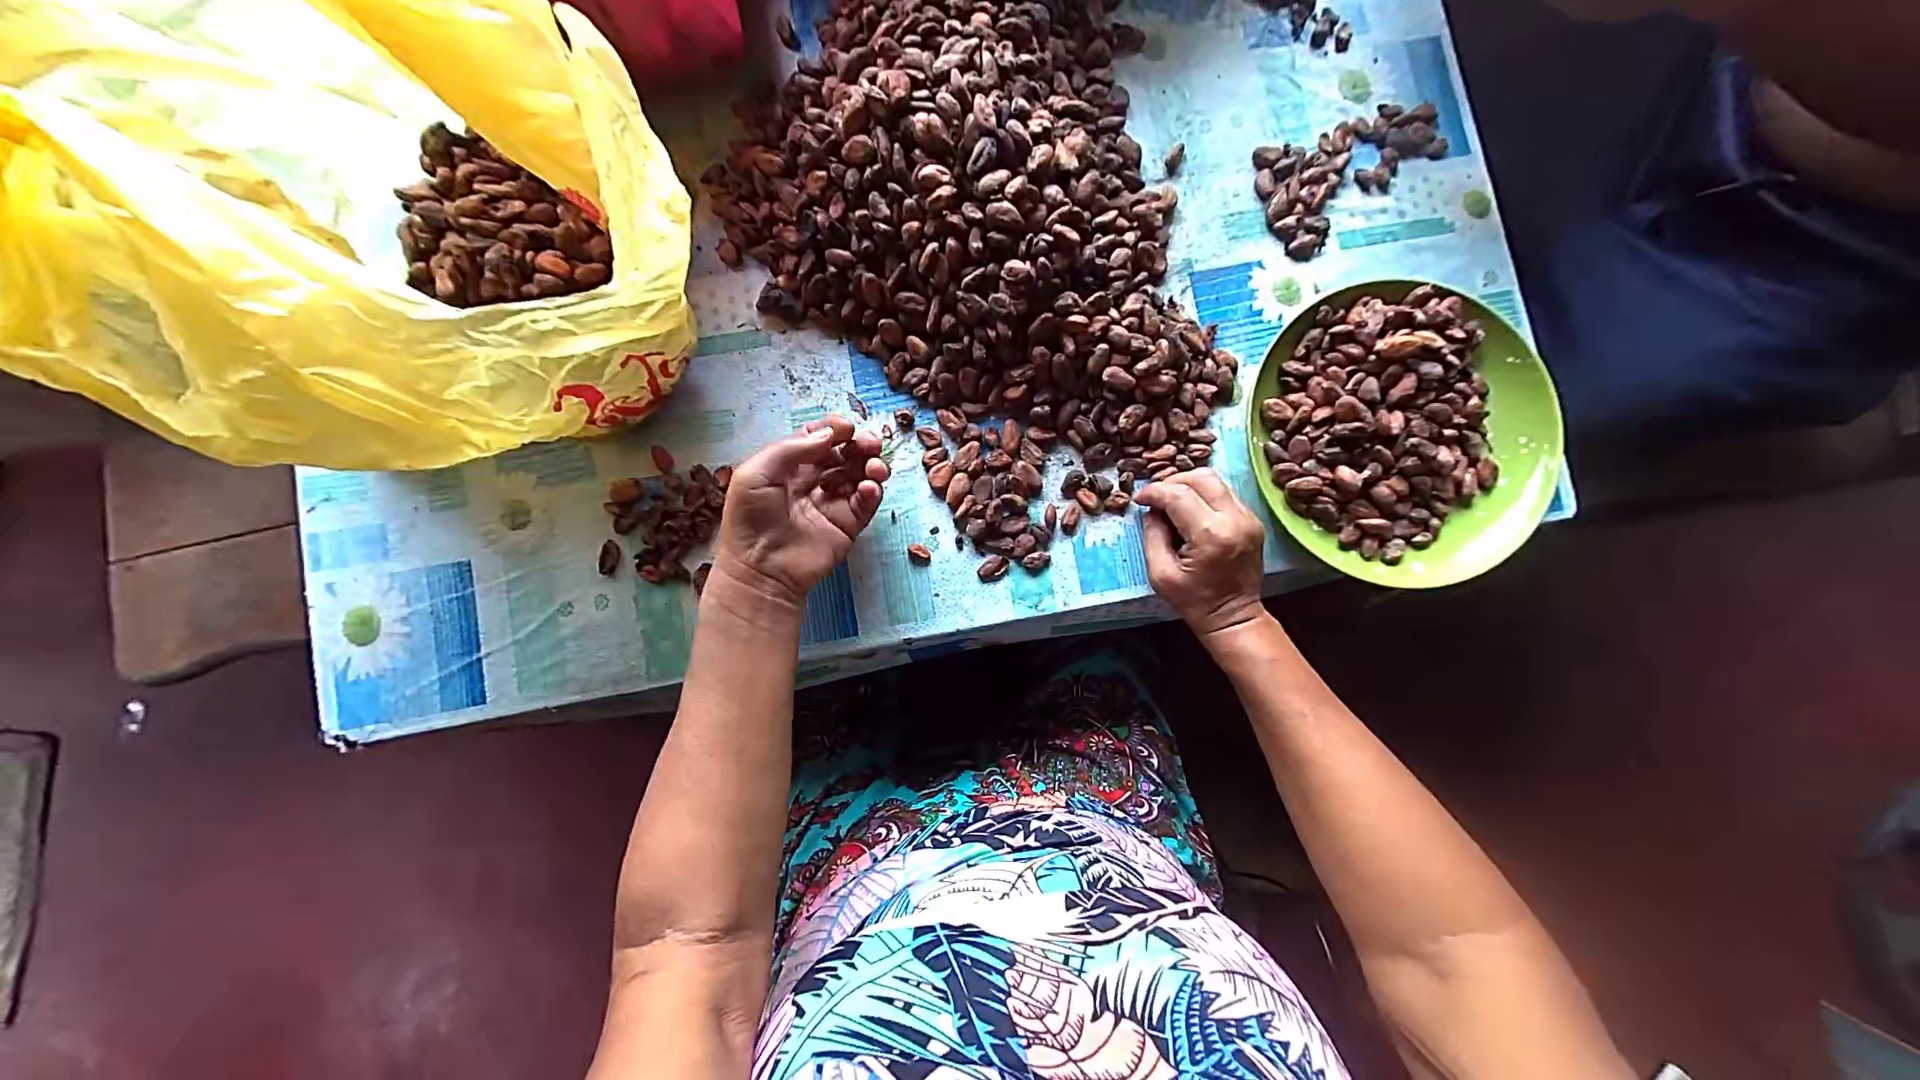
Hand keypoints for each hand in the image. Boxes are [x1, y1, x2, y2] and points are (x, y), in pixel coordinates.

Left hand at [710, 415, 887, 611]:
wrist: (760, 570)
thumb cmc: (749, 521)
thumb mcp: (756, 474)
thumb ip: (791, 448)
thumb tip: (829, 435)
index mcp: (788, 467)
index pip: (817, 440)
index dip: (833, 430)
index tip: (846, 428)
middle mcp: (811, 482)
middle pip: (842, 455)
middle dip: (859, 445)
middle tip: (871, 444)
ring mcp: (831, 504)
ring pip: (858, 476)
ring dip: (871, 466)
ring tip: (875, 467)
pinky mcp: (846, 525)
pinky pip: (865, 503)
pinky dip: (872, 492)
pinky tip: (869, 488)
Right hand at [1134, 469, 1268, 638]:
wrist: (1233, 616)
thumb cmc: (1193, 600)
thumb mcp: (1160, 573)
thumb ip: (1152, 535)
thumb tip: (1152, 510)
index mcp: (1211, 535)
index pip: (1178, 495)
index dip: (1154, 492)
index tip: (1139, 499)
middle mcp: (1235, 520)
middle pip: (1201, 478)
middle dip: (1172, 482)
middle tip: (1156, 497)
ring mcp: (1248, 518)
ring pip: (1215, 481)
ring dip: (1188, 486)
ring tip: (1170, 502)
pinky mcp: (1252, 520)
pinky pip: (1224, 494)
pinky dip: (1203, 496)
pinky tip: (1190, 512)